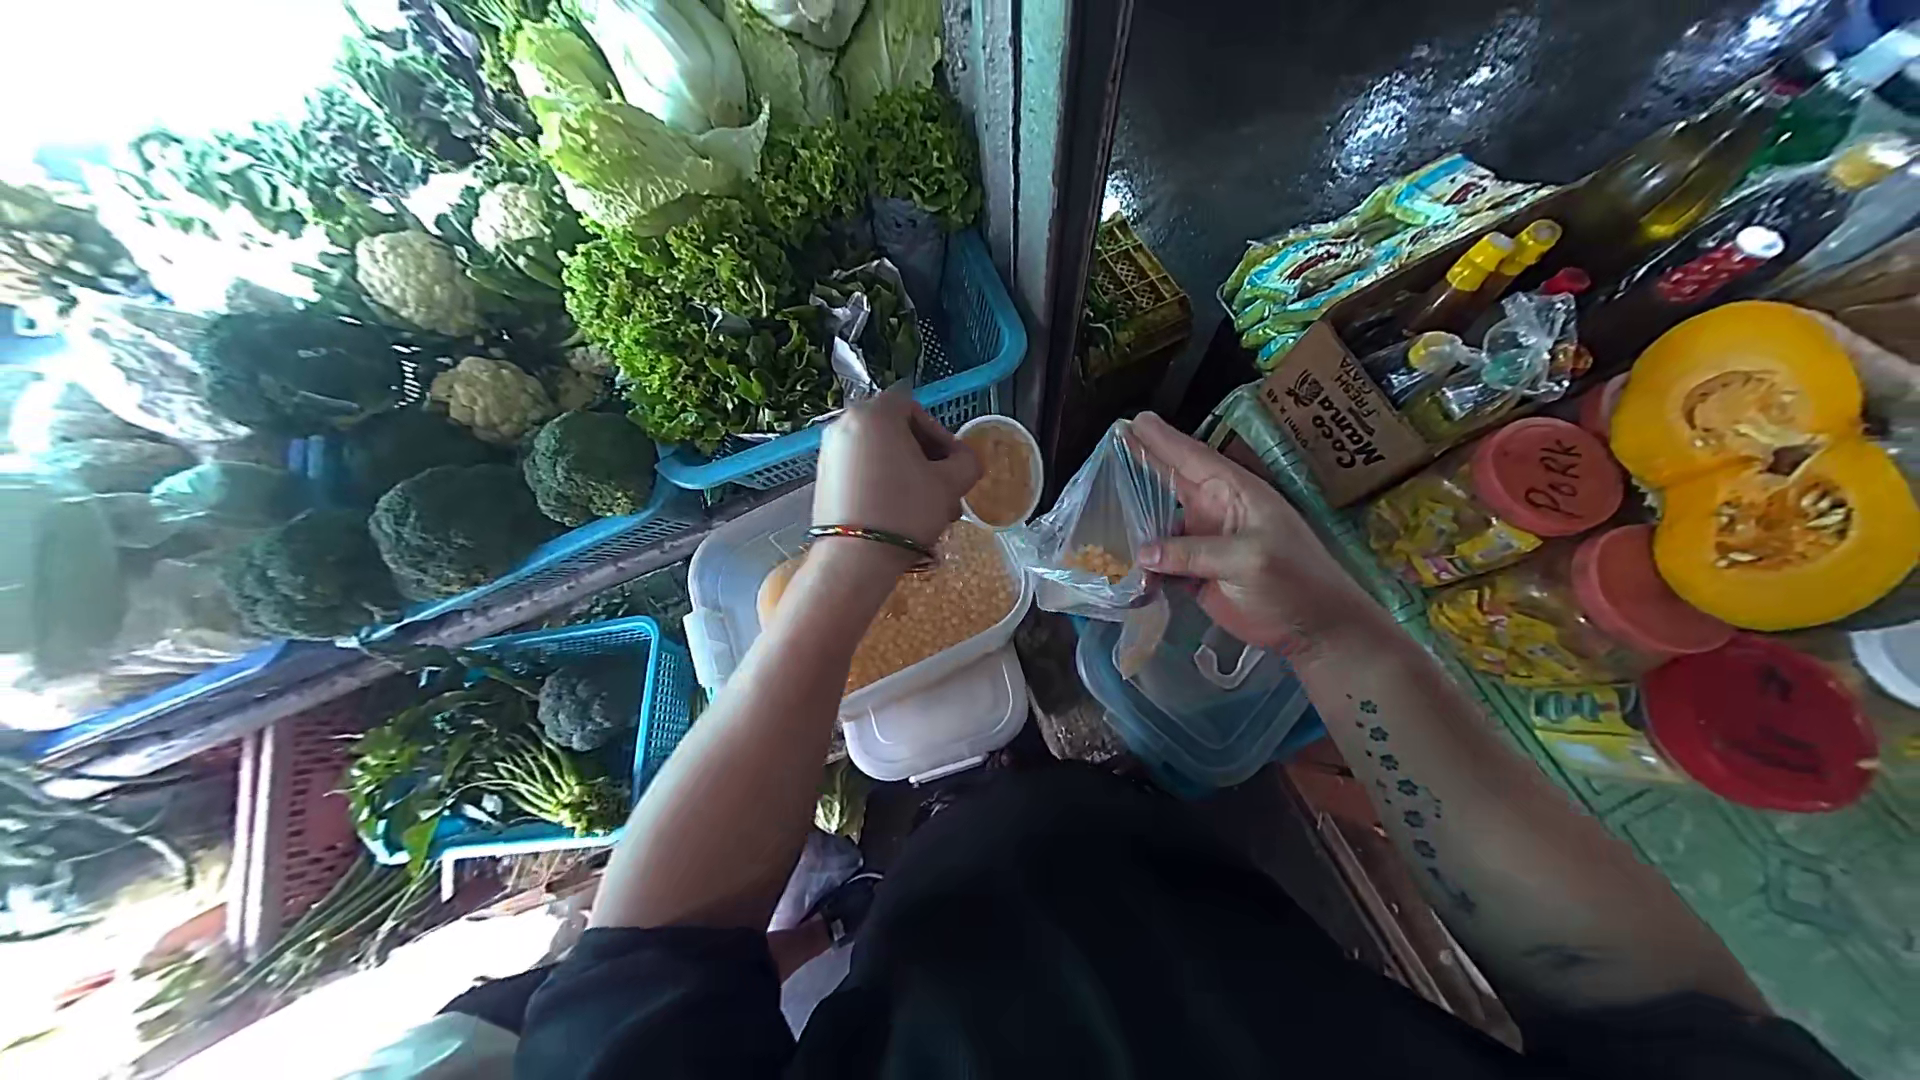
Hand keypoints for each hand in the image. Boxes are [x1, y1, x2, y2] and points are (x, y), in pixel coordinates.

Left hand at [814, 383, 981, 558]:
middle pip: (895, 432)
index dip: (940, 434)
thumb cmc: (906, 511)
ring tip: (928, 507)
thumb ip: (966, 461)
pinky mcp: (822, 481)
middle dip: (926, 458)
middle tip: (945, 487)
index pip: (914, 408)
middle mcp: (845, 425)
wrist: (855, 559)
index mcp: (874, 414)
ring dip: (908, 475)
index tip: (953, 463)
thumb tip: (963, 459)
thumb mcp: (950, 484)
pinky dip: (883, 484)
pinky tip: (900, 514)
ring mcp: (829, 453)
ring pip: (880, 455)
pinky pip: (861, 472)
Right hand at [1129, 412, 1376, 655]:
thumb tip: (1142, 553)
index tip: (1135, 420)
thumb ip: (1194, 552)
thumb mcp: (1249, 559)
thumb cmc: (1293, 582)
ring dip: (1133, 514)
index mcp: (1235, 494)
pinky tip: (1116, 556)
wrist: (1311, 629)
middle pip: (1171, 481)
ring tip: (1099, 498)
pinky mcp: (1194, 572)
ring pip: (1159, 521)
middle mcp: (1214, 511)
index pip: (1194, 459)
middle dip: (1141, 462)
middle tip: (1112, 440)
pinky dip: (1139, 559)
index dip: (1163, 440)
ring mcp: (1202, 542)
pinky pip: (1159, 559)